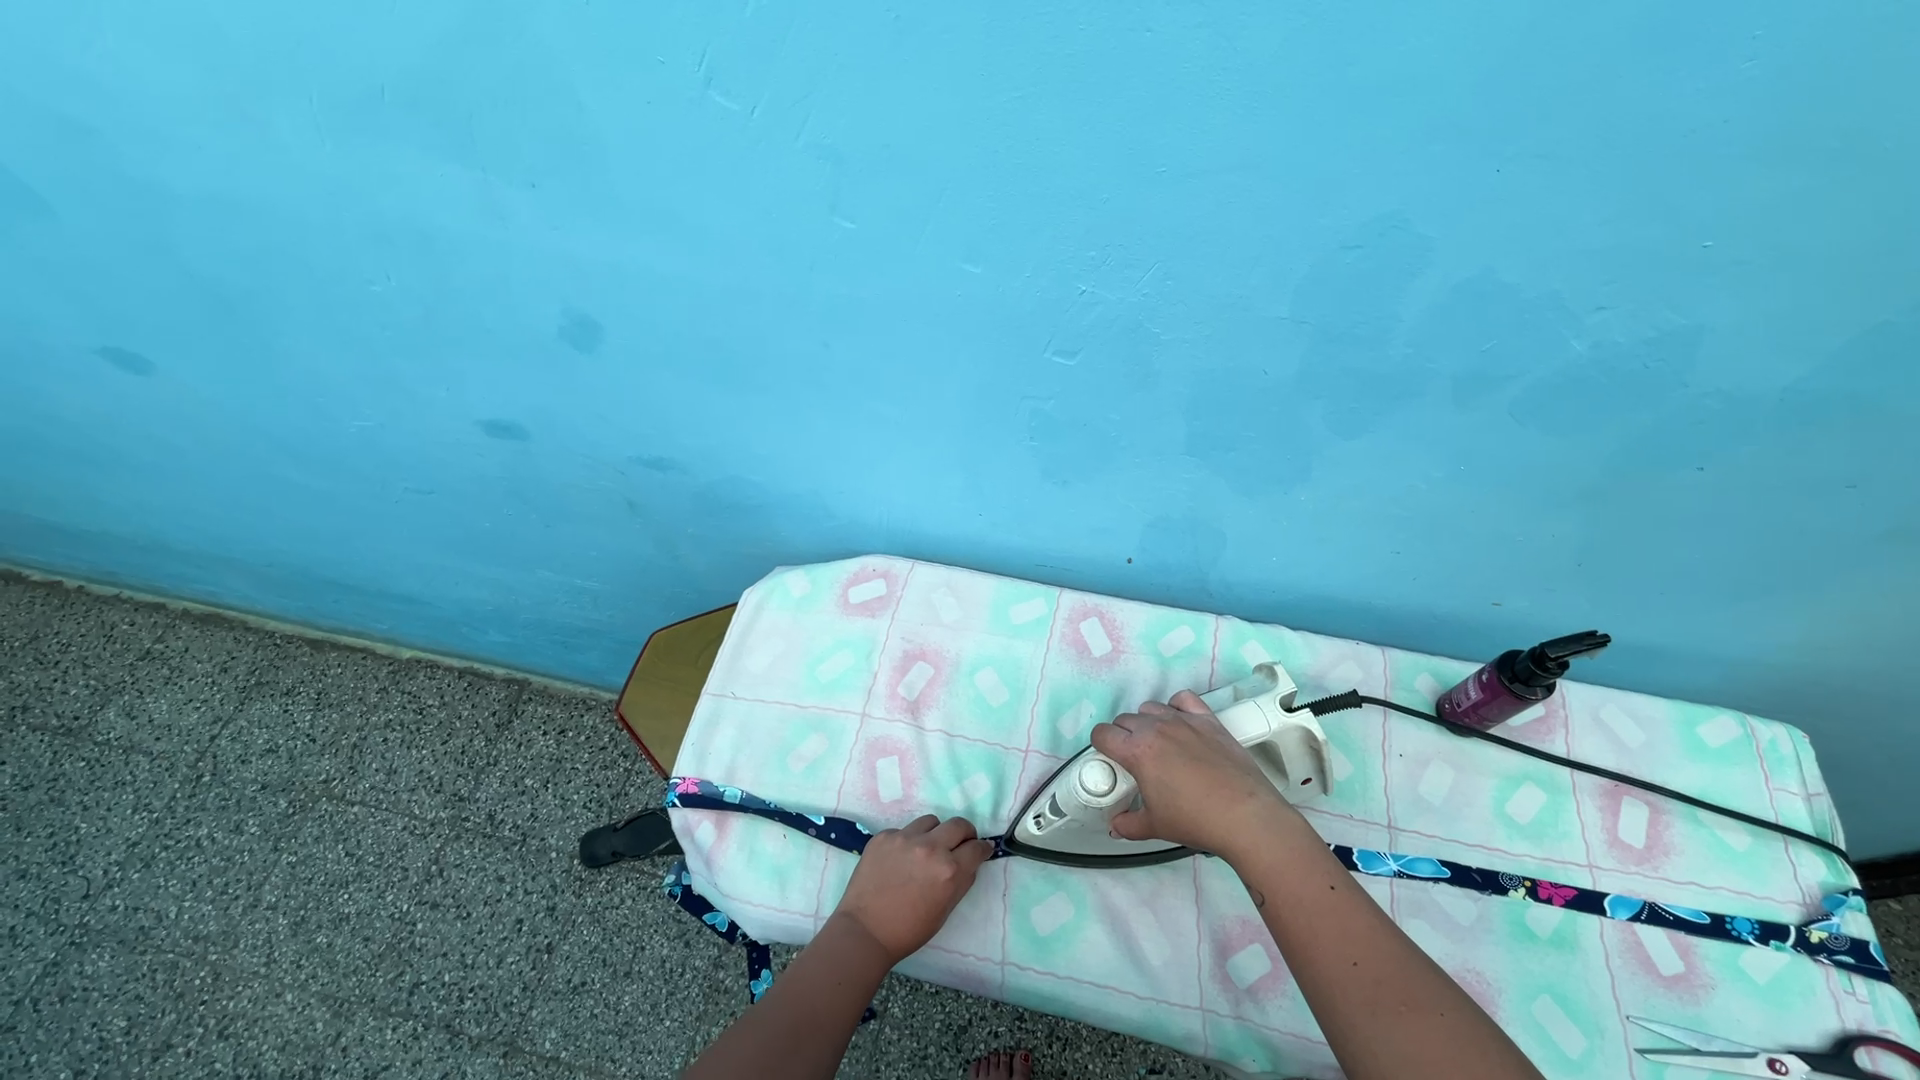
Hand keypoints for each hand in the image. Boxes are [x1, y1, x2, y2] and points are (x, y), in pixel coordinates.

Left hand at [832, 815, 993, 963]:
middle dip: (965, 834)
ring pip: (931, 821)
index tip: (980, 850)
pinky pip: (904, 830)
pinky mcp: (883, 837)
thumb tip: (971, 861)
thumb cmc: (910, 929)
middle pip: (959, 824)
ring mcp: (904, 838)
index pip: (976, 847)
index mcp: (949, 870)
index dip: (981, 849)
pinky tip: (900, 859)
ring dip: (935, 833)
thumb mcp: (946, 909)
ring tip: (926, 849)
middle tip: (960, 844)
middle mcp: (929, 848)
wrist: (866, 931)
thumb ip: (962, 880)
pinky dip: (908, 841)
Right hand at [1090, 690, 1301, 863]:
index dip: (1100, 745)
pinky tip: (1180, 723)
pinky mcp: (1208, 720)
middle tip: (1133, 759)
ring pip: (1151, 708)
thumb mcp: (1155, 826)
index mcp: (1137, 751)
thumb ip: (1128, 823)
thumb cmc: (1196, 820)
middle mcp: (1156, 728)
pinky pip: (1184, 699)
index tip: (1109, 758)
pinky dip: (1176, 707)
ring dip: (1147, 722)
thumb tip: (1116, 825)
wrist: (1245, 816)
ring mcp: (1184, 721)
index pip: (1102, 733)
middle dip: (1123, 736)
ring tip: (1158, 743)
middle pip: (1125, 719)